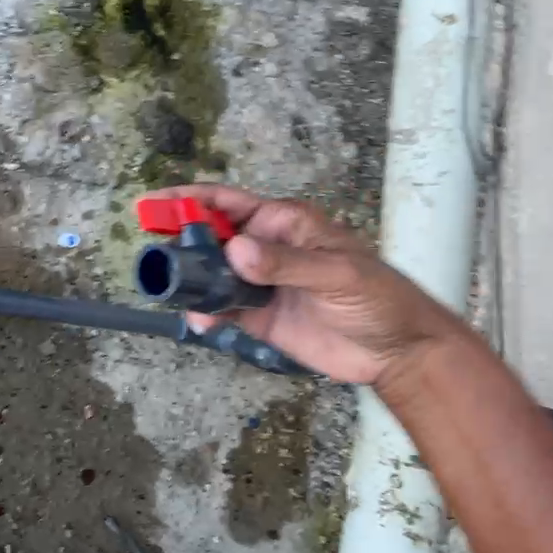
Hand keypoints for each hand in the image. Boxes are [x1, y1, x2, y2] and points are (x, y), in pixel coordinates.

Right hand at [137, 184, 463, 385]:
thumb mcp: (338, 274)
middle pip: (209, 237)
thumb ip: (286, 263)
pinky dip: (204, 312)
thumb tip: (234, 251)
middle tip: (160, 257)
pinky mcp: (256, 315)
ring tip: (176, 292)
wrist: (399, 353)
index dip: (188, 199)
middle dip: (182, 243)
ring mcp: (257, 282)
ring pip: (208, 274)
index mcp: (281, 223)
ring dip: (190, 281)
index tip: (153, 203)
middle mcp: (262, 247)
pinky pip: (219, 308)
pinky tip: (201, 321)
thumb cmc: (378, 298)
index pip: (226, 203)